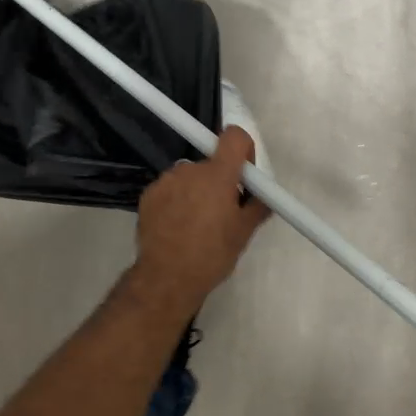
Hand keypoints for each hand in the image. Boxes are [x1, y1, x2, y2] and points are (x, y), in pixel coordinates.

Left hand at [127, 127, 270, 311]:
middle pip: (211, 163)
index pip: (234, 136)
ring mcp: (167, 179)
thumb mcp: (243, 233)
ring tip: (196, 225)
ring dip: (196, 191)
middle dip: (219, 181)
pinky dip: (176, 201)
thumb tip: (265, 195)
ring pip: (190, 177)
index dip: (243, 149)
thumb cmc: (212, 255)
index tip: (243, 174)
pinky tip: (177, 228)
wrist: (167, 278)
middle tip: (221, 213)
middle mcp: (191, 169)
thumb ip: (258, 206)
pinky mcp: (149, 193)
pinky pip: (171, 188)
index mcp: (218, 174)